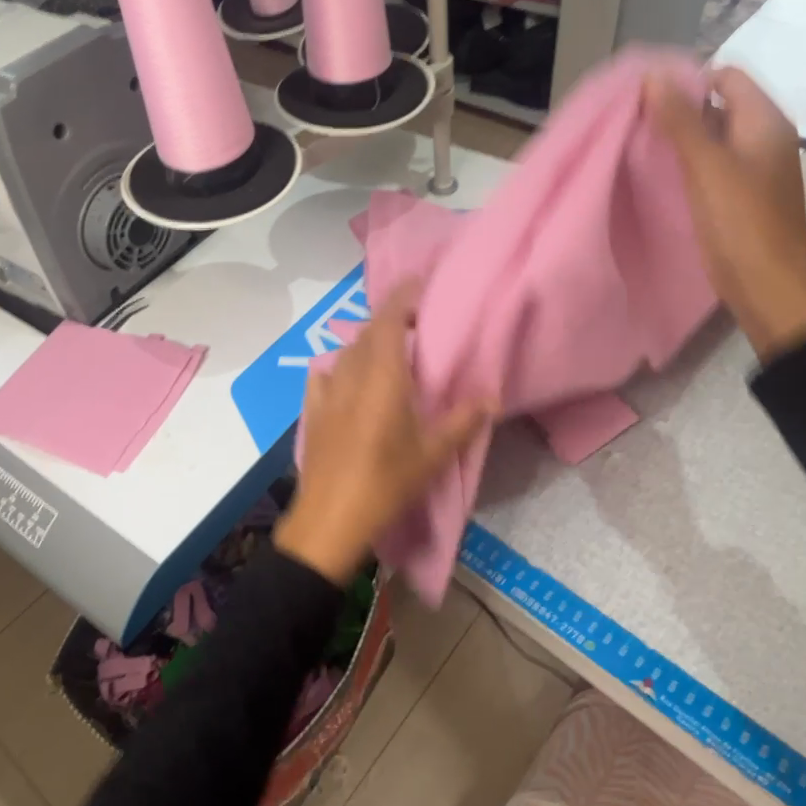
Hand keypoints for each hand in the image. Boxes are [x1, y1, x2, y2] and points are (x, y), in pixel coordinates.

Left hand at [277, 284, 495, 584]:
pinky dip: (342, 368)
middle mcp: (352, 375)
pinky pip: (327, 376)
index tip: (421, 285)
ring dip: (369, 344)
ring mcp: (328, 393)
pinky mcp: (314, 412)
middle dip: (392, 320)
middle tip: (418, 324)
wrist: (330, 520)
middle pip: (369, 332)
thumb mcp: (431, 456)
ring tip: (391, 353)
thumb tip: (491, 396)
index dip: (403, 297)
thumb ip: (462, 422)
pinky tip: (350, 380)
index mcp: (383, 377)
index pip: (390, 320)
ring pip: (348, 353)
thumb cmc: (386, 484)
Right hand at [645, 67, 805, 360]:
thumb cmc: (742, 223)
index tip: (647, 99)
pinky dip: (689, 168)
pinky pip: (712, 169)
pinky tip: (661, 179)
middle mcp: (764, 139)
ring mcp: (755, 171)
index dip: (688, 81)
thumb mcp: (707, 166)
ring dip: (681, 141)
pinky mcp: (742, 199)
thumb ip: (680, 120)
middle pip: (718, 107)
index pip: (726, 77)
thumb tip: (654, 77)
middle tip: (637, 125)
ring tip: (642, 149)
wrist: (770, 288)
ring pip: (713, 140)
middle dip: (679, 111)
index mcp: (765, 122)